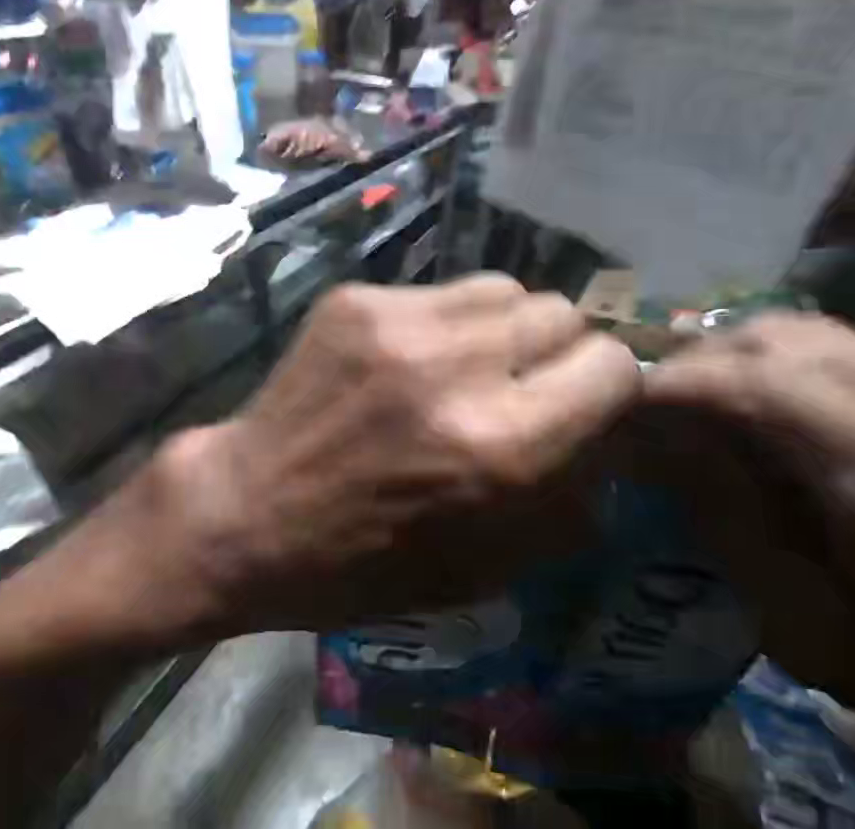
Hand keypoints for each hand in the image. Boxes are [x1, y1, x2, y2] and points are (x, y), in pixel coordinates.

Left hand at [65, 275, 639, 644]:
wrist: (246, 512)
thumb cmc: (364, 562)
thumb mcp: (487, 566)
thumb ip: (567, 496)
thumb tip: (608, 433)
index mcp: (498, 446)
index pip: (609, 367)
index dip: (607, 388)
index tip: (583, 406)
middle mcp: (456, 367)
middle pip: (562, 313)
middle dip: (558, 352)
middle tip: (524, 386)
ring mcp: (398, 321)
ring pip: (506, 288)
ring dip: (506, 327)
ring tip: (471, 365)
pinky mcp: (356, 299)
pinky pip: (440, 291)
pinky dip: (446, 322)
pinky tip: (411, 359)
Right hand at [632, 314, 854, 827]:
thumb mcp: (804, 631)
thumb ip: (729, 516)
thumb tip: (648, 431)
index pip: (782, 393)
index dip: (688, 382)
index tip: (624, 399)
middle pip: (800, 346)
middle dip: (704, 361)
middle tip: (653, 399)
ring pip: (824, 335)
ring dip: (742, 357)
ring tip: (698, 397)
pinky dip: (789, 367)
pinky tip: (765, 405)